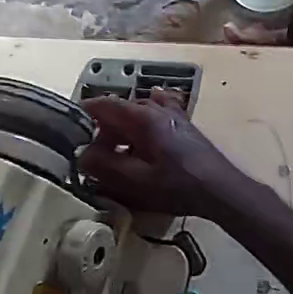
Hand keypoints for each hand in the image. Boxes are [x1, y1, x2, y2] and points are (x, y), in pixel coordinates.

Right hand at [80, 90, 253, 219]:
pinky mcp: (185, 126)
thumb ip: (106, 166)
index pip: (107, 105)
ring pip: (141, 112)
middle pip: (123, 109)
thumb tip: (83, 155)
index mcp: (144, 117)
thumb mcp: (136, 180)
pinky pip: (159, 115)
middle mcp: (159, 109)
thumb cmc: (178, 185)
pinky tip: (143, 136)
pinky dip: (145, 124)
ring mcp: (175, 115)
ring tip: (119, 151)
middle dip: (106, 128)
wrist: (220, 188)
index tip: (72, 125)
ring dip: (125, 128)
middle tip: (96, 153)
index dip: (86, 112)